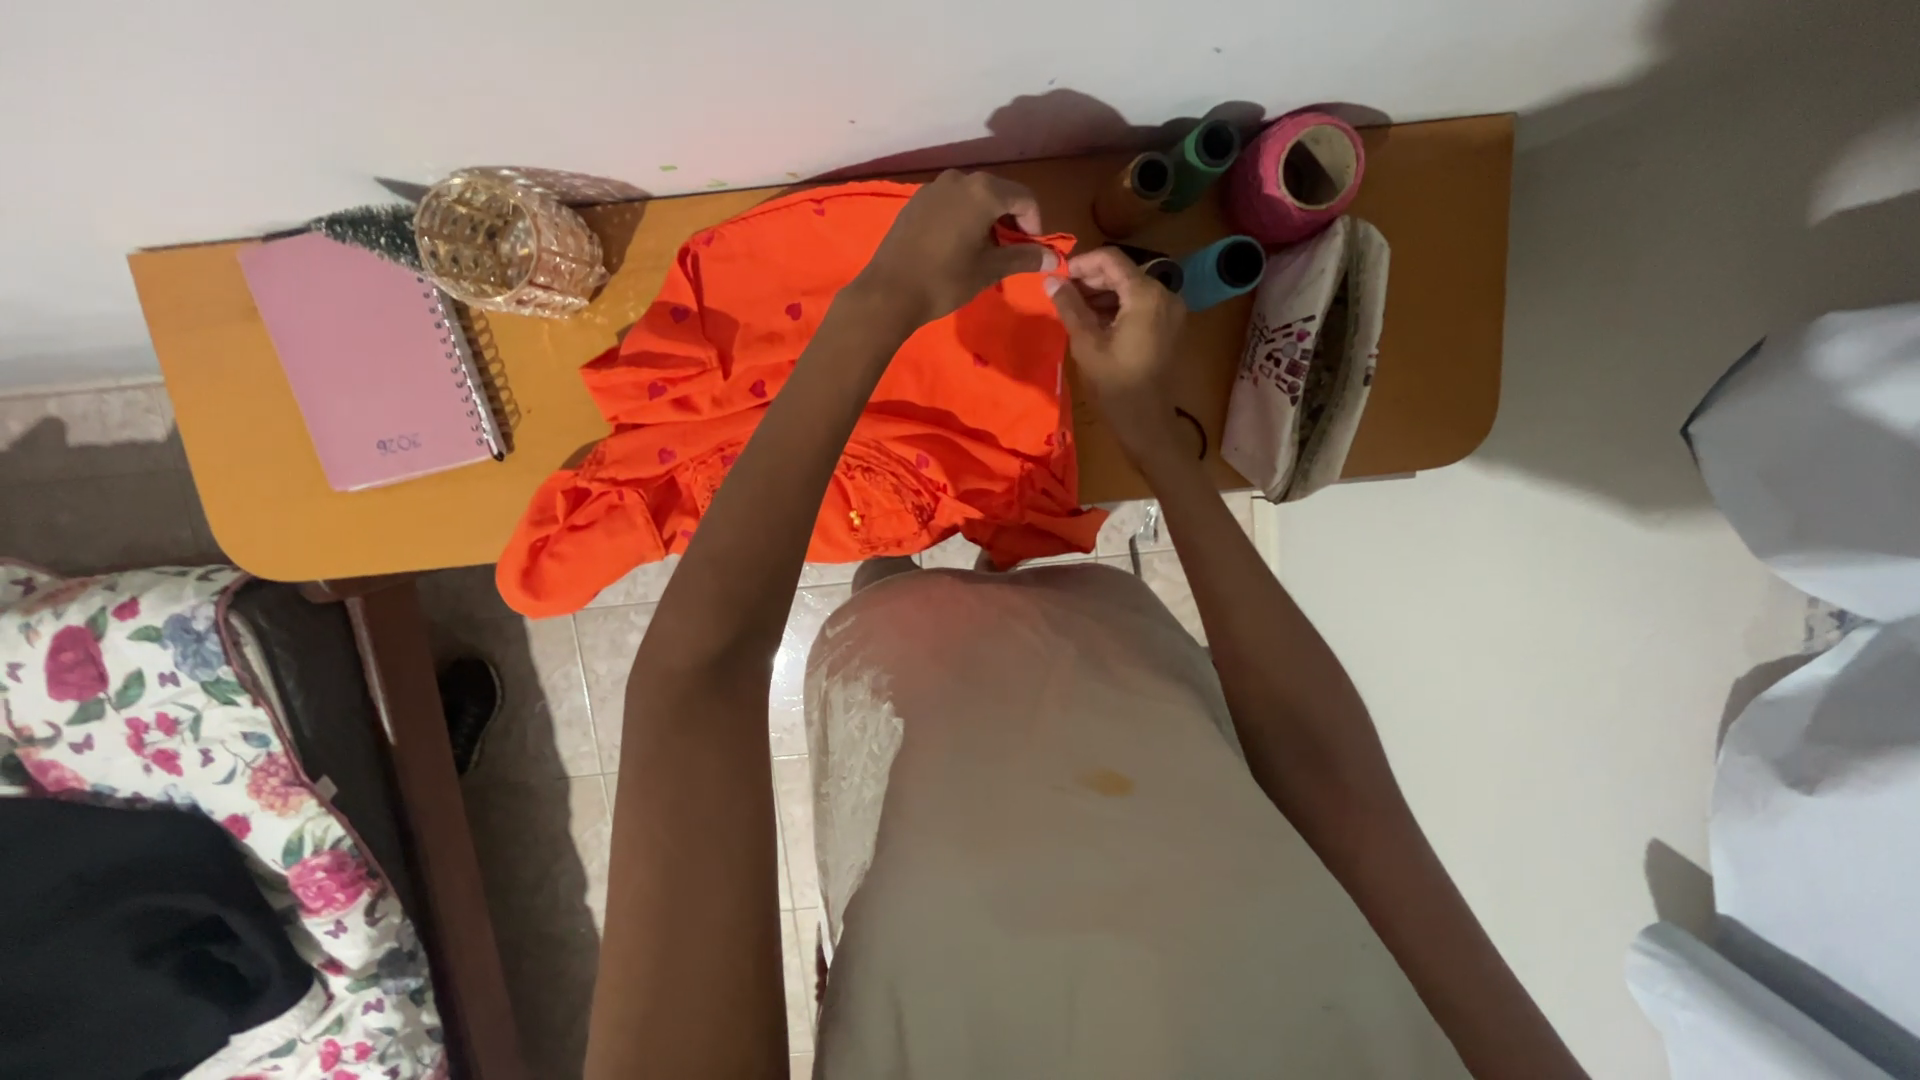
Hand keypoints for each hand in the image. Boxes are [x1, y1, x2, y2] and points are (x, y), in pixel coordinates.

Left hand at [849, 170, 1058, 329]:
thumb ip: (1024, 258)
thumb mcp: (989, 270)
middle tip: (1009, 252)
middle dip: (1010, 220)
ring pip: (973, 197)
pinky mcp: (916, 201)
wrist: (890, 291)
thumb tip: (1054, 258)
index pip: (1025, 198)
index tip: (1030, 251)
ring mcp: (934, 188)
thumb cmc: (945, 280)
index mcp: (983, 191)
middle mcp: (960, 179)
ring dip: (986, 219)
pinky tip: (956, 246)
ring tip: (983, 251)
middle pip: (999, 193)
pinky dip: (963, 218)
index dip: (1035, 224)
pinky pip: (951, 203)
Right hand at [1047, 247, 1187, 460]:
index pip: (1111, 259)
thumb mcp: (1086, 343)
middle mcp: (1165, 294)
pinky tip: (1095, 321)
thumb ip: (1070, 306)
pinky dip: (1118, 306)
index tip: (1058, 276)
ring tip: (1075, 308)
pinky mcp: (1169, 326)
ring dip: (1103, 293)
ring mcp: (1171, 310)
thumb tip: (1051, 280)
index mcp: (1146, 294)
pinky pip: (1141, 304)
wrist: (1147, 421)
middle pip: (1123, 272)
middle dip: (1092, 279)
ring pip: (1132, 288)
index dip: (1082, 263)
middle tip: (1063, 294)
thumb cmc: (1115, 384)